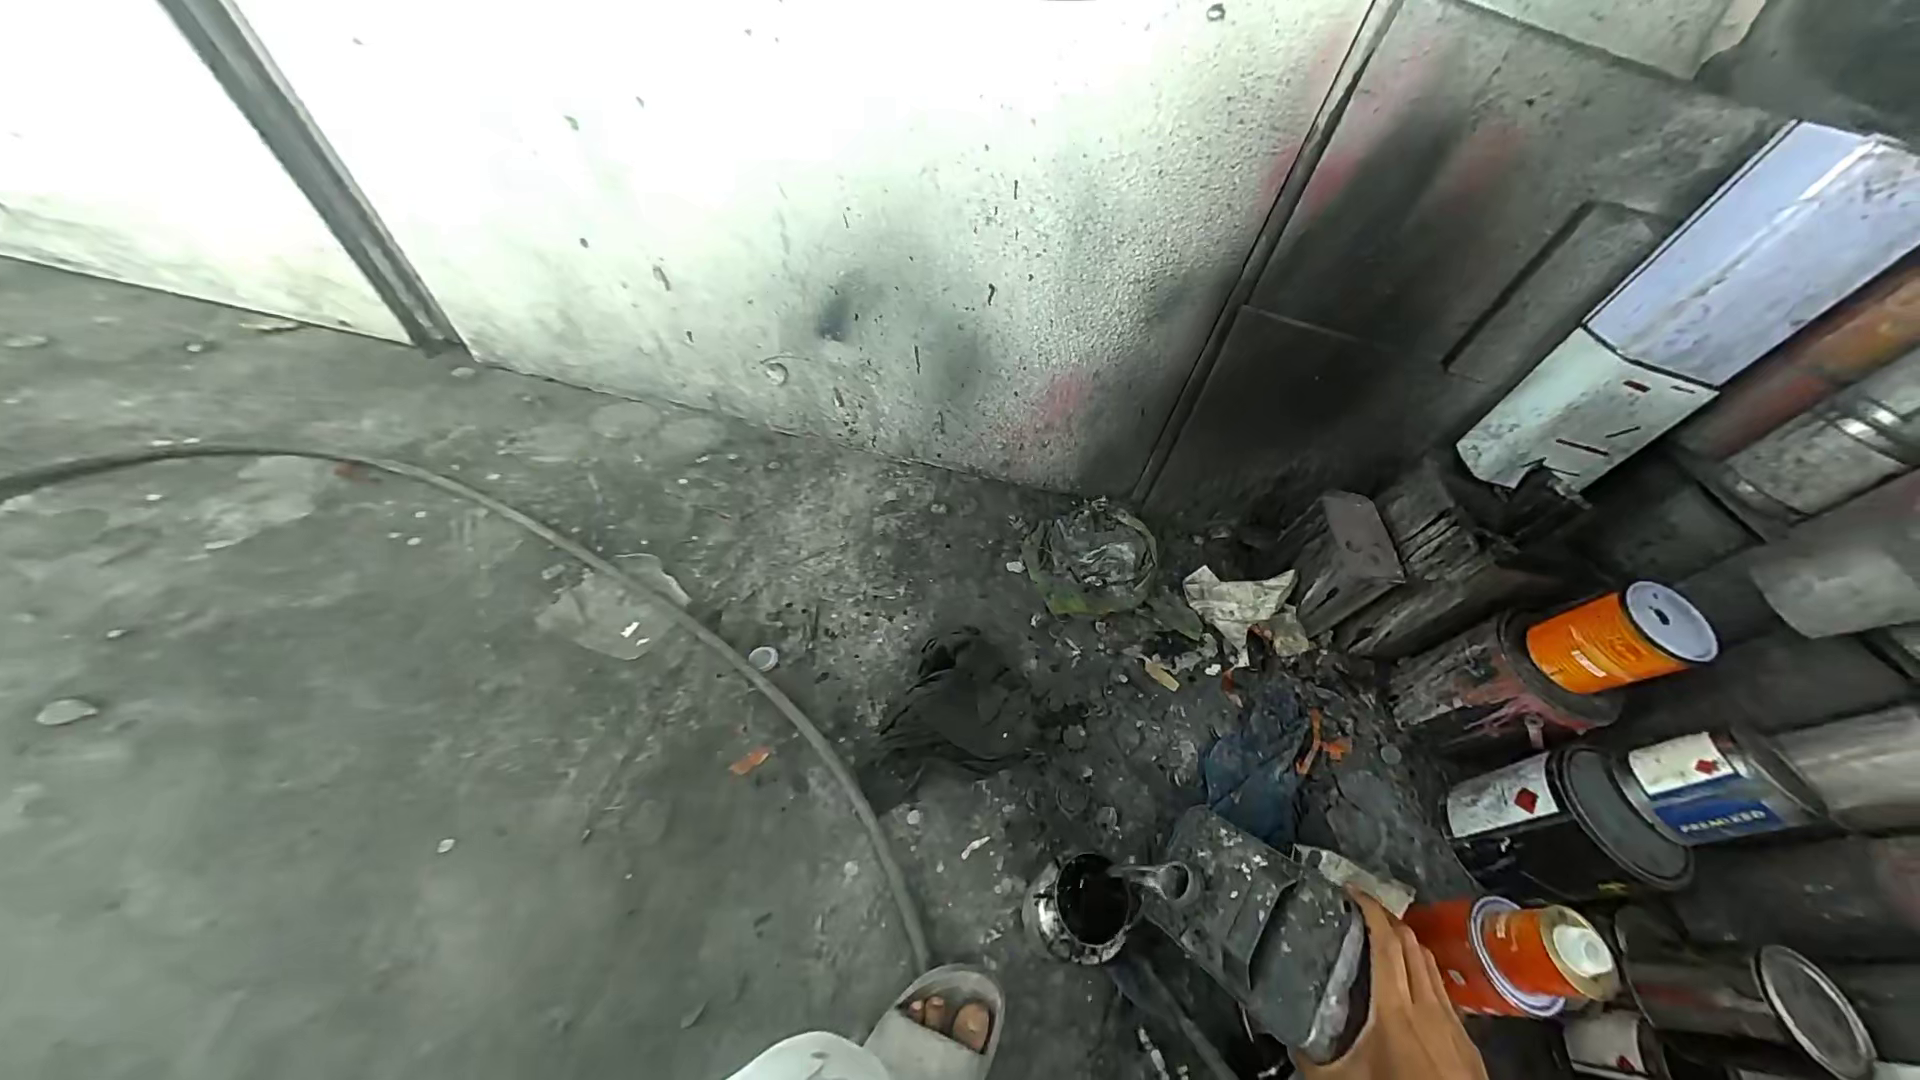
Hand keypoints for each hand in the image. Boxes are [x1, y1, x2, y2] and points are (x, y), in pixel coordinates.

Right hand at [1295, 887, 1489, 1079]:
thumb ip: (1310, 1055)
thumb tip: (1285, 1032)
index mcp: (1395, 1010)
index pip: (1387, 943)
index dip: (1370, 909)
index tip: (1351, 891)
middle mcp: (1428, 1008)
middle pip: (1411, 944)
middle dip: (1386, 917)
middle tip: (1359, 908)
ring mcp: (1454, 1025)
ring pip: (1431, 965)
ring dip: (1407, 943)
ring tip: (1381, 938)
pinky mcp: (1469, 1044)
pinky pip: (1444, 993)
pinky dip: (1423, 974)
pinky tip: (1408, 987)